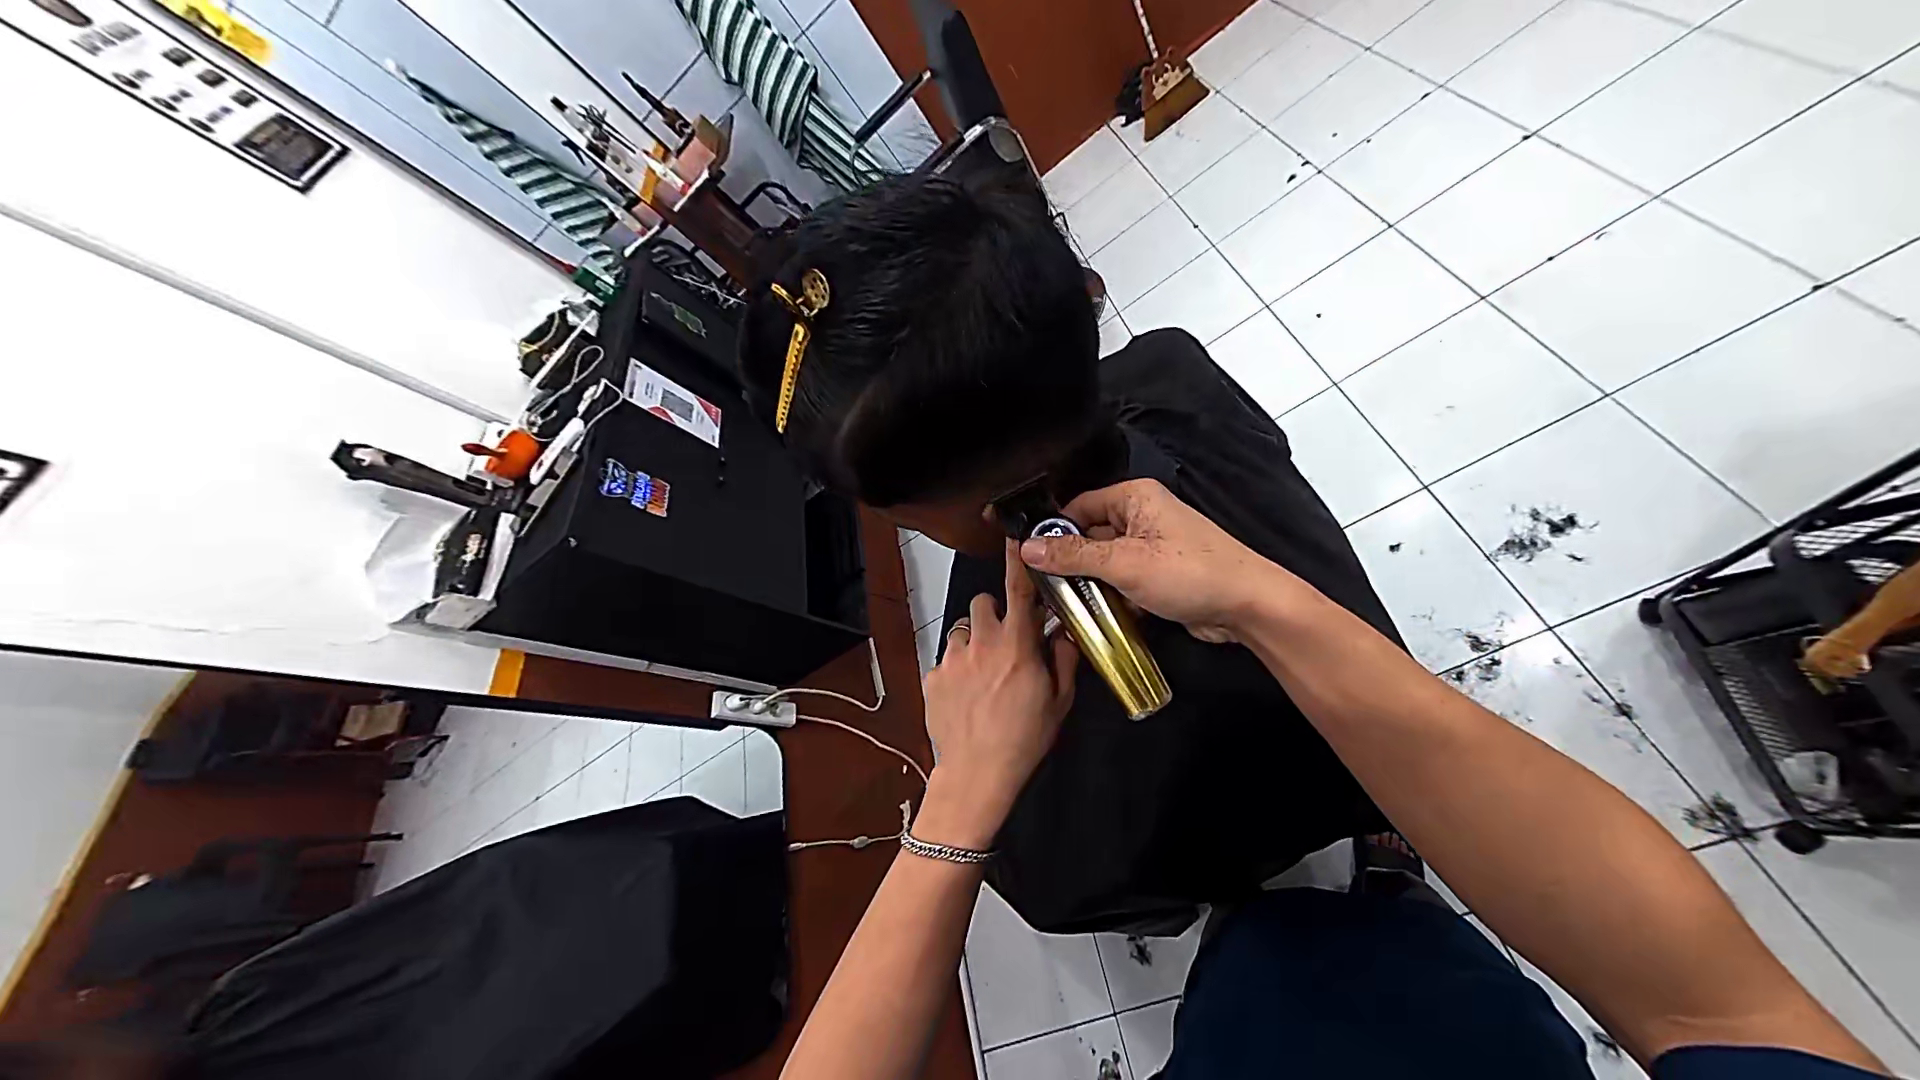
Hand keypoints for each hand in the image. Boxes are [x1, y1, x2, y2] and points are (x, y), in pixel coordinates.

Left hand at [916, 540, 1078, 849]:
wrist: (977, 774)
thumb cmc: (1024, 739)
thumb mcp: (1059, 701)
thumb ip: (1064, 659)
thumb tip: (1065, 632)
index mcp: (1016, 644)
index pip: (1017, 589)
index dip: (1016, 559)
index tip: (1013, 536)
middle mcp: (980, 642)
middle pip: (983, 602)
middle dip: (995, 614)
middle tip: (1005, 640)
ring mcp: (952, 658)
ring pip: (963, 629)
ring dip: (974, 641)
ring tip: (983, 672)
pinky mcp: (932, 676)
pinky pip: (946, 659)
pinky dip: (956, 668)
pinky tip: (966, 694)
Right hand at [1019, 478, 1286, 643]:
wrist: (1249, 607)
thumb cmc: (1193, 573)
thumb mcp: (1124, 563)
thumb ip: (1073, 555)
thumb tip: (1029, 548)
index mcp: (1134, 498)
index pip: (1077, 507)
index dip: (1053, 531)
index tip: (1030, 557)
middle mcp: (1141, 516)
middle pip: (1088, 535)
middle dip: (1070, 563)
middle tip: (1044, 588)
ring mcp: (1150, 546)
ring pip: (1103, 562)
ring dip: (1089, 583)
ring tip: (1065, 605)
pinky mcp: (1157, 573)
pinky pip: (1121, 579)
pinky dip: (1109, 595)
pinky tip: (1093, 614)